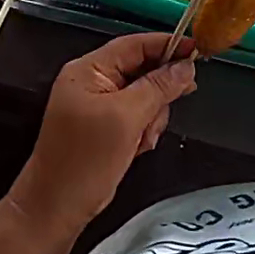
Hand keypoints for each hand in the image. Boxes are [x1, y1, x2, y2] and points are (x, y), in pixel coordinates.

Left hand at [9, 33, 197, 230]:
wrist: (56, 208)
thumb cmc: (84, 161)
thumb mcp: (127, 118)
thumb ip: (159, 87)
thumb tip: (187, 66)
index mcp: (89, 70)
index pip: (136, 44)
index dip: (168, 45)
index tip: (198, 50)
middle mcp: (93, 82)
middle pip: (144, 70)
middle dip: (159, 93)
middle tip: (165, 110)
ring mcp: (100, 105)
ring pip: (147, 96)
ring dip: (152, 117)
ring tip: (142, 139)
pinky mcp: (107, 126)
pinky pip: (140, 116)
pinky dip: (145, 130)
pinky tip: (137, 147)